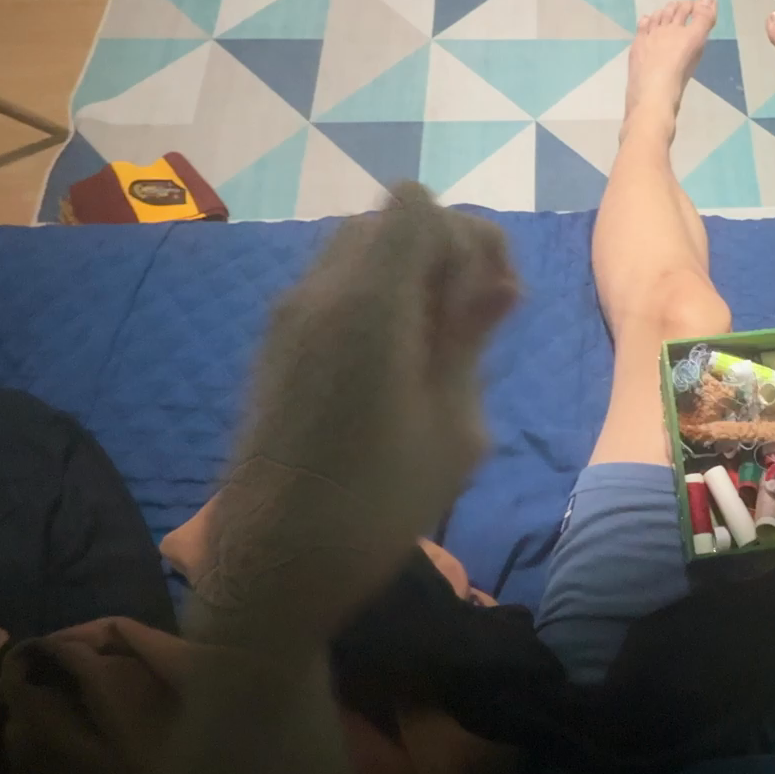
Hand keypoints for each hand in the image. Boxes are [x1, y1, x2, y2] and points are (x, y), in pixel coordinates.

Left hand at [190, 184, 517, 644]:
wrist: (275, 566)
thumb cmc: (381, 503)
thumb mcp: (455, 423)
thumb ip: (471, 338)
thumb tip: (500, 284)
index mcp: (370, 305)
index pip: (419, 207)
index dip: (469, 238)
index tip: (493, 298)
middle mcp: (320, 291)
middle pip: (391, 219)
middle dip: (445, 252)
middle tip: (475, 317)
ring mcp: (290, 315)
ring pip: (362, 248)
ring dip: (413, 274)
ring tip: (442, 340)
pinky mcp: (278, 342)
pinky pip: (339, 285)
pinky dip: (381, 296)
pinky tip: (401, 360)